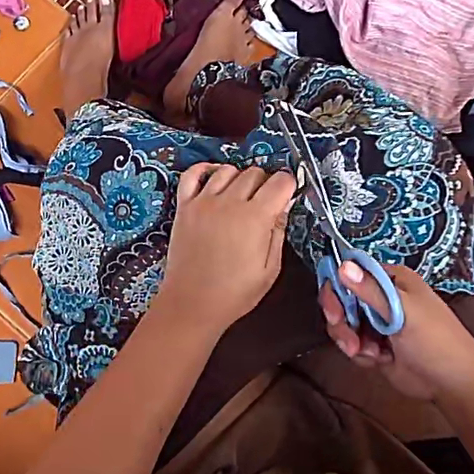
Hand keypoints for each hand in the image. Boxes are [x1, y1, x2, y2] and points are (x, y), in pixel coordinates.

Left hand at [155, 164, 296, 328]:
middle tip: (267, 200)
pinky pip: (193, 174)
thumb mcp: (270, 269)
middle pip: (254, 173)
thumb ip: (278, 232)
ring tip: (242, 195)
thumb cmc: (234, 293)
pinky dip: (206, 169)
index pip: (280, 182)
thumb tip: (283, 207)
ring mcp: (204, 202)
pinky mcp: (185, 207)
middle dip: (266, 182)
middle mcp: (230, 203)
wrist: (193, 303)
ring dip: (240, 178)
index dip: (289, 184)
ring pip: (228, 170)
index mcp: (255, 218)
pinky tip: (215, 177)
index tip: (288, 193)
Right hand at [319, 262, 473, 400]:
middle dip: (342, 322)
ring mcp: (378, 322)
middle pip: (342, 301)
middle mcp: (382, 297)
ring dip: (351, 341)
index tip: (335, 312)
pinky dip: (361, 355)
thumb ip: (371, 290)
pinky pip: (353, 345)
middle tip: (350, 340)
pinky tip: (379, 360)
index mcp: (391, 280)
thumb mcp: (403, 312)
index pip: (351, 274)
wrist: (451, 381)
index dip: (337, 290)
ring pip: (344, 325)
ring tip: (370, 353)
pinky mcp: (375, 345)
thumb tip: (344, 265)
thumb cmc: (434, 340)